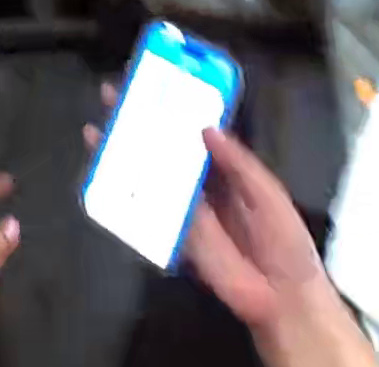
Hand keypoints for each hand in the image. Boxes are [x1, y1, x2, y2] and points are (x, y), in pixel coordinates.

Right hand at [85, 85, 374, 366]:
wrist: (283, 299)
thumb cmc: (283, 238)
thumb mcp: (267, 192)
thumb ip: (239, 162)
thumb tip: (206, 126)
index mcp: (218, 161)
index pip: (188, 125)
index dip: (168, 103)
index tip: (148, 80)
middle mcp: (194, 177)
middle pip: (159, 142)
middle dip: (134, 118)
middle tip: (110, 94)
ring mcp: (179, 203)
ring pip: (145, 170)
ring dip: (120, 150)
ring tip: (95, 130)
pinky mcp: (170, 231)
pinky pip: (143, 209)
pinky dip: (122, 193)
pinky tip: (102, 177)